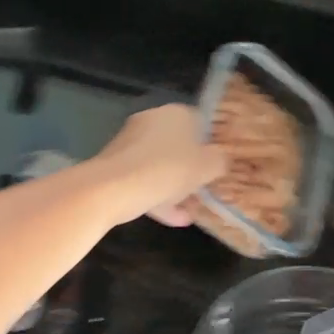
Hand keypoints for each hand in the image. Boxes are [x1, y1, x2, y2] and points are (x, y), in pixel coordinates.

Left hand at [88, 104, 227, 224]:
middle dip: (190, 172)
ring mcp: (130, 143)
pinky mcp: (115, 166)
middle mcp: (152, 121)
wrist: (113, 187)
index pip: (200, 124)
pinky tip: (173, 220)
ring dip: (174, 190)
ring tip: (189, 213)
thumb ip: (219, 161)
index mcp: (176, 113)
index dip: (211, 147)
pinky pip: (142, 181)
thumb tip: (220, 160)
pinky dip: (156, 198)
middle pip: (178, 147)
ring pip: (159, 167)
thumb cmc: (169, 170)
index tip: (216, 168)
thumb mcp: (207, 167)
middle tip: (202, 192)